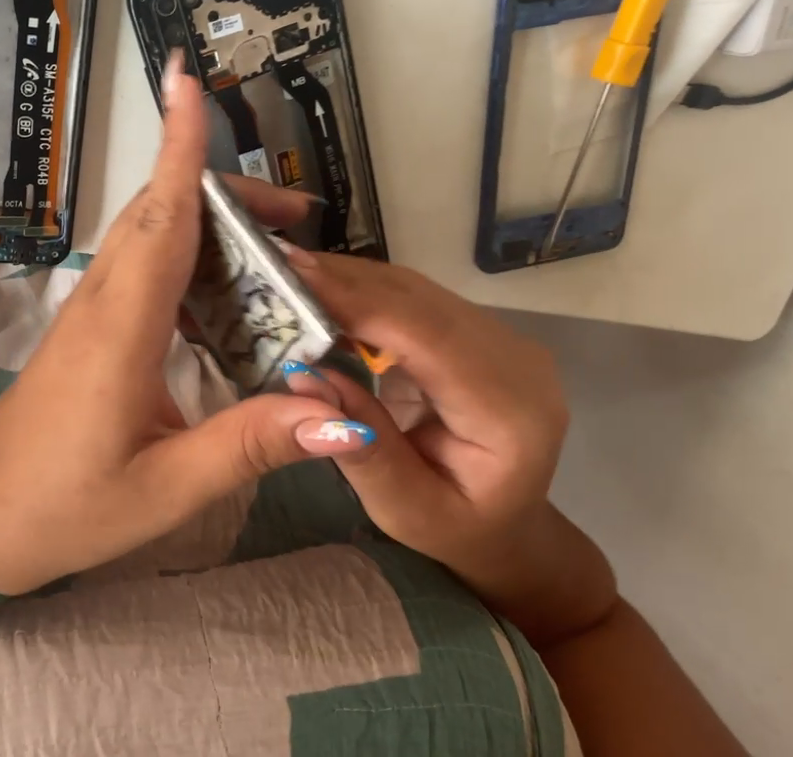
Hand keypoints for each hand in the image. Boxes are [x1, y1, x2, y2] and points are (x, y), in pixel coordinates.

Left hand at [0, 56, 377, 595]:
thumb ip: (252, 445)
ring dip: (212, 222)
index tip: (184, 79)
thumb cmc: (65, 507)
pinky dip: (191, 255)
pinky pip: (144, 265)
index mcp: (122, 330)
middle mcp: (104, 302)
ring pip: (151, 233)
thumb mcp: (166, 487)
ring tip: (281, 250)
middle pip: (162, 212)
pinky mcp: (92, 326)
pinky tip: (230, 296)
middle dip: (229, 193)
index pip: (160, 219)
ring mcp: (92, 310)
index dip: (178, 147)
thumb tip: (346, 416)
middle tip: (302, 214)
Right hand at [277, 249, 614, 641]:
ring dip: (351, 278)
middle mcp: (517, 361)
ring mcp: (502, 339)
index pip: (429, 337)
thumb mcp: (402, 509)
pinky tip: (322, 284)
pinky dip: (365, 289)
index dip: (362, 302)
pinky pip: (416, 298)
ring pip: (417, 291)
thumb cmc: (454, 528)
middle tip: (275, 264)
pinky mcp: (479, 331)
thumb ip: (360, 447)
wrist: (507, 525)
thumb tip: (301, 375)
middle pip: (422, 302)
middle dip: (346, 280)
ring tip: (288, 269)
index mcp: (509, 412)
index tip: (296, 277)